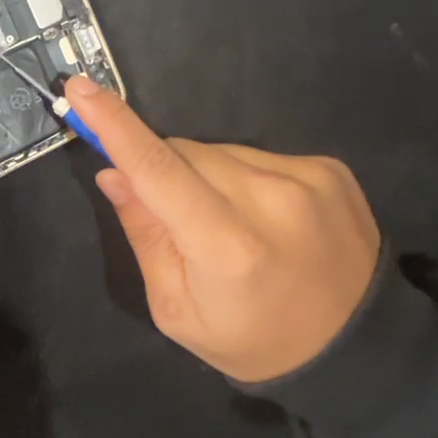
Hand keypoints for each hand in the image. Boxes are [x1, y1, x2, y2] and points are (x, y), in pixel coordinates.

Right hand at [65, 75, 381, 383]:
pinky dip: (244, 177)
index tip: (79, 87)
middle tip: (175, 218)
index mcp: (226, 246)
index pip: (157, 169)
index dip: (114, 125)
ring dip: (205, 175)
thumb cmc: (252, 340)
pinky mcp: (330, 168)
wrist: (358, 350)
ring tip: (230, 224)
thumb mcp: (177, 309)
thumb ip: (144, 236)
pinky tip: (265, 217)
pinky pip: (257, 154)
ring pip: (220, 151)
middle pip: (184, 153)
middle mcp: (270, 198)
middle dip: (163, 171)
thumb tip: (114, 172)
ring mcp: (306, 177)